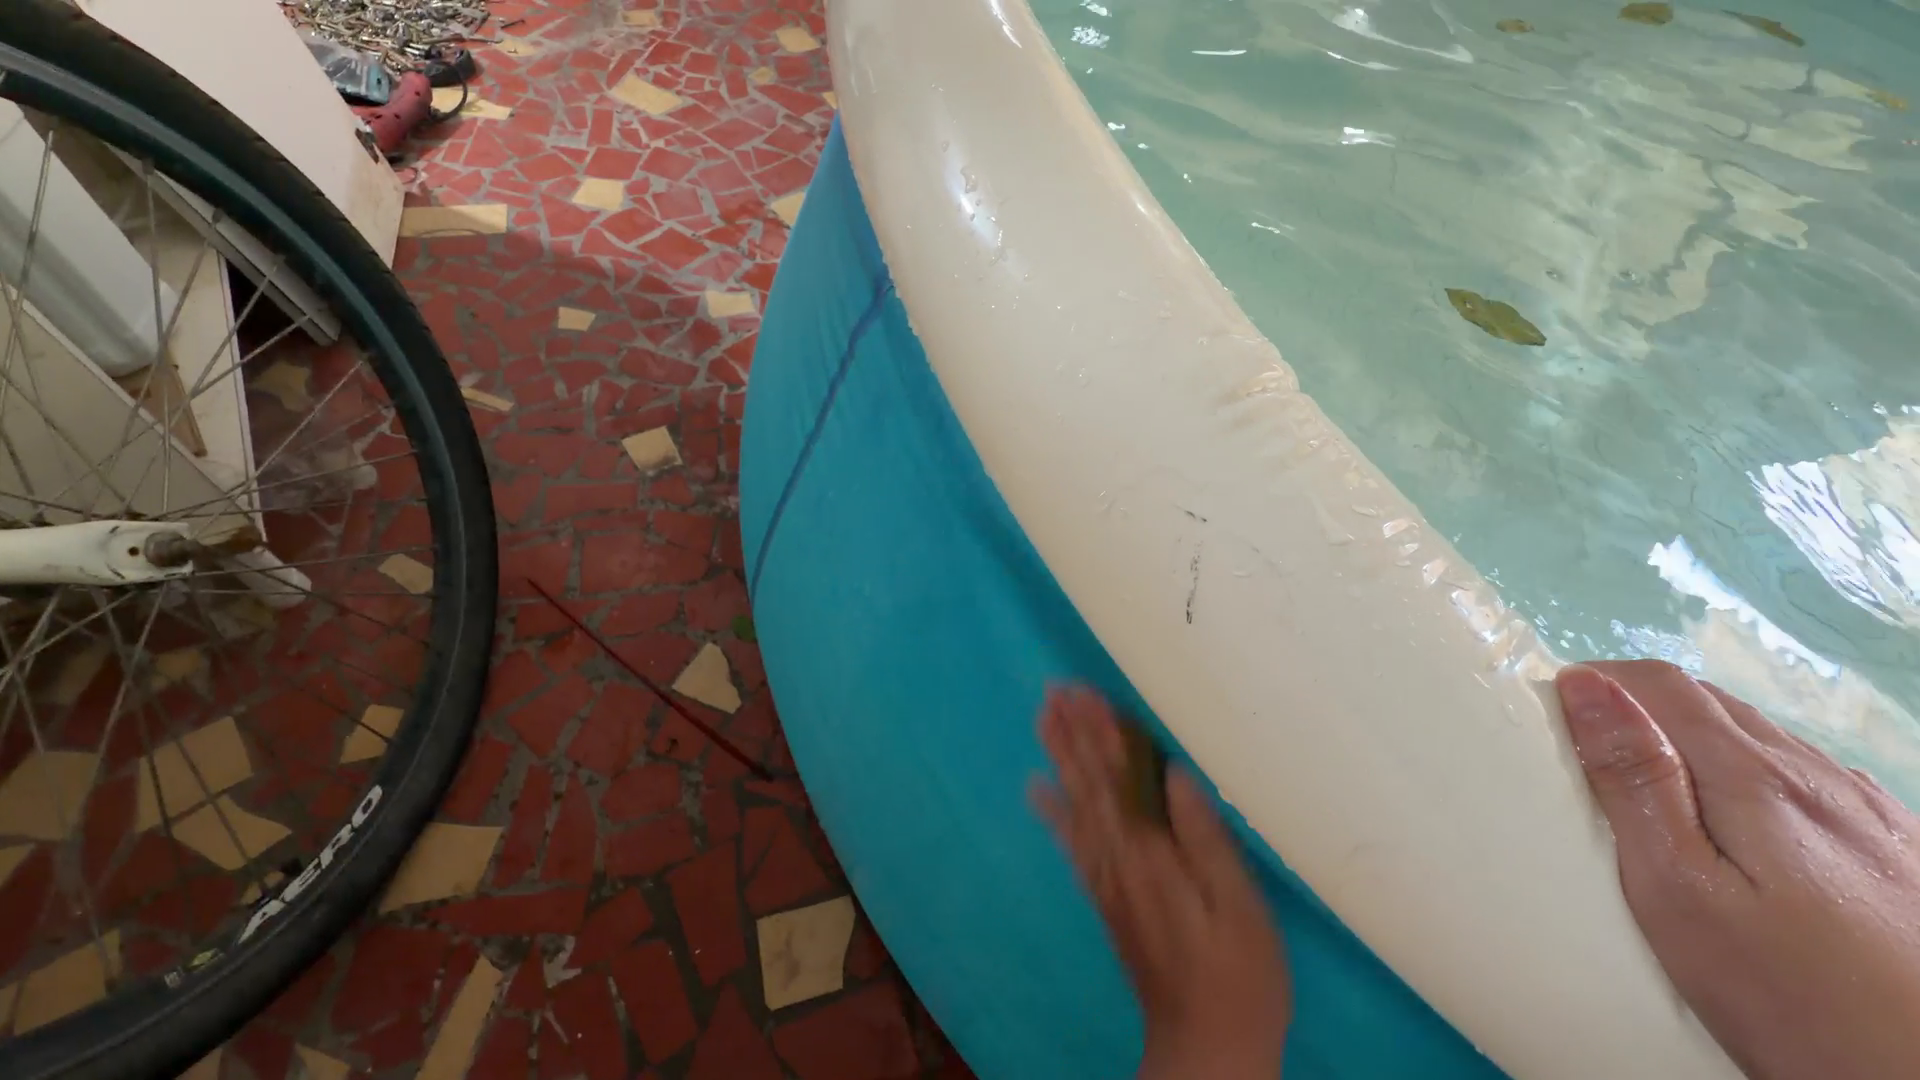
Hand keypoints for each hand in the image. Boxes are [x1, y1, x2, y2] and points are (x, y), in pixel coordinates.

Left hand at [1034, 686, 1290, 1078]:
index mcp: (1151, 850)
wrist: (1205, 1043)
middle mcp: (1118, 855)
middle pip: (1091, 781)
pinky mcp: (1105, 896)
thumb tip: (1173, 772)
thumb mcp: (1238, 902)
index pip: (1121, 774)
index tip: (1083, 690)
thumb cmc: (1238, 972)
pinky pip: (1072, 843)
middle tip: (1052, 690)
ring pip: (1076, 803)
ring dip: (1060, 758)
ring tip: (1043, 719)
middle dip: (1073, 733)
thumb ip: (1203, 834)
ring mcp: (1106, 876)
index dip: (1102, 731)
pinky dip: (1052, 812)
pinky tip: (1036, 789)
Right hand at [1557, 661, 1919, 1079]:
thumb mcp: (1676, 890)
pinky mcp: (1900, 845)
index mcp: (1752, 776)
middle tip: (1588, 757)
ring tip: (1655, 791)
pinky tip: (1740, 823)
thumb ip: (1634, 779)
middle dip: (1636, 706)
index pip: (1658, 683)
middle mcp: (1816, 775)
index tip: (1551, 716)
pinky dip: (1748, 771)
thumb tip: (1586, 684)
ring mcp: (1870, 809)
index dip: (1595, 681)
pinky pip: (1806, 774)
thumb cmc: (1781, 992)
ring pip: (1758, 734)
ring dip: (1691, 736)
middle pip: (1708, 700)